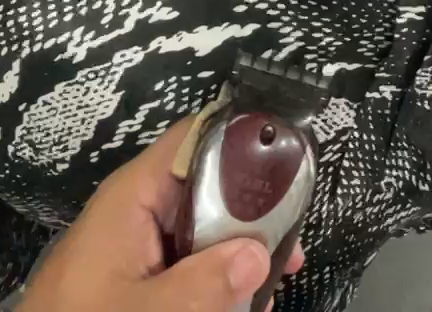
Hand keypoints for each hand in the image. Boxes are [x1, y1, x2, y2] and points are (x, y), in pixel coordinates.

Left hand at [19, 117, 303, 311]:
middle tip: (295, 242)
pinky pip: (190, 260)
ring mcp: (141, 242)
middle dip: (255, 210)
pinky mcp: (140, 274)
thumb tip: (261, 254)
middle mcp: (142, 205)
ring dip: (242, 250)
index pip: (195, 136)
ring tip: (283, 276)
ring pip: (205, 227)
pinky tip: (248, 301)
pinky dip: (218, 276)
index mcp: (136, 193)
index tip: (289, 154)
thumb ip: (202, 285)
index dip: (241, 136)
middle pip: (209, 184)